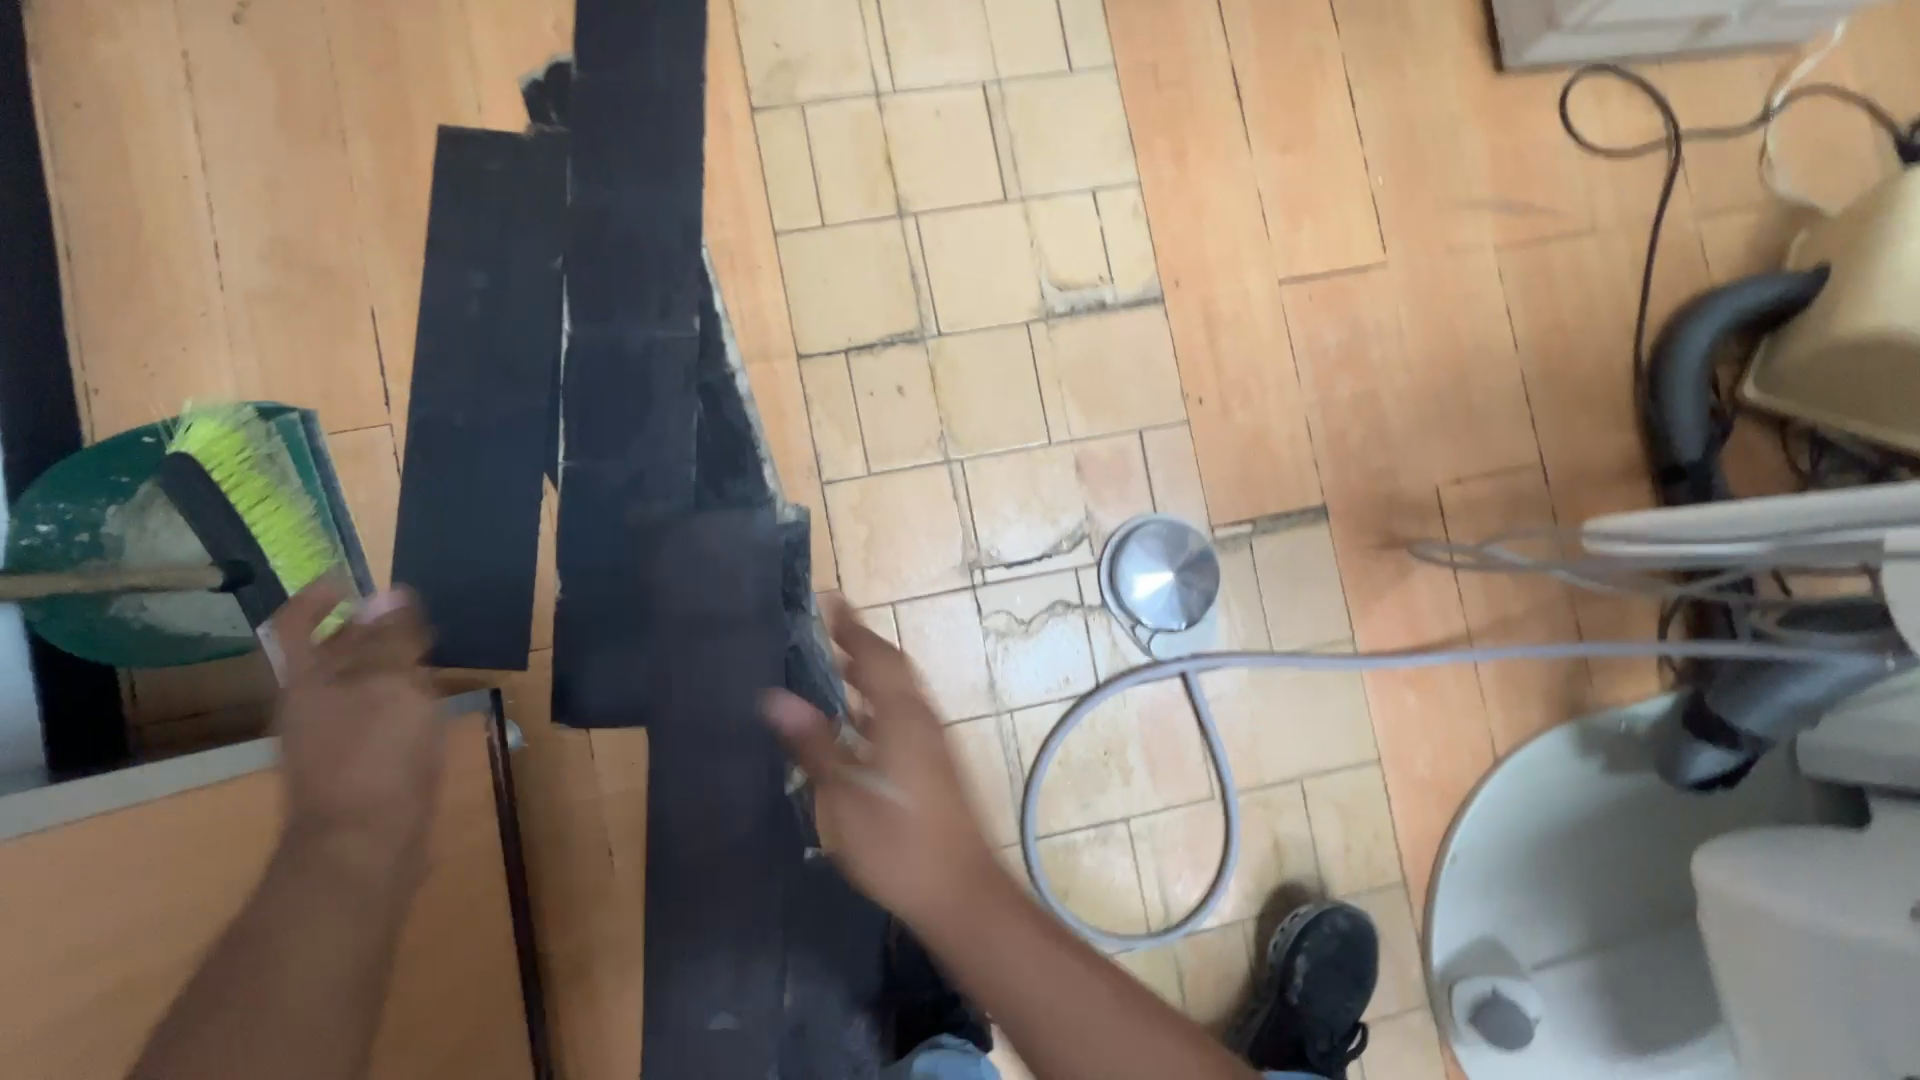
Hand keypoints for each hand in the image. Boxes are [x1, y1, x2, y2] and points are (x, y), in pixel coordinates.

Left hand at [269, 584, 445, 883]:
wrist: (363, 846)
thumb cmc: (377, 756)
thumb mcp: (390, 686)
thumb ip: (391, 640)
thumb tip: (390, 592)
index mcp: (308, 682)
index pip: (295, 625)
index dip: (318, 599)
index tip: (351, 579)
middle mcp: (309, 707)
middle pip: (326, 656)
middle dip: (361, 630)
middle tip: (406, 615)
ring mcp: (329, 741)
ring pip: (352, 688)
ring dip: (383, 666)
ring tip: (425, 655)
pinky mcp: (356, 769)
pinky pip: (371, 718)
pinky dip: (394, 701)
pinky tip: (425, 707)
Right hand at [762, 597, 1005, 930]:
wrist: (961, 891)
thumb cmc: (899, 844)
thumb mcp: (846, 796)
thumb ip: (814, 744)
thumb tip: (776, 697)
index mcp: (903, 717)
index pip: (877, 656)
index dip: (852, 628)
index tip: (831, 601)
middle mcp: (924, 721)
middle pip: (892, 672)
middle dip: (861, 649)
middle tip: (828, 634)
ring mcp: (934, 745)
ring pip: (900, 697)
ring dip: (871, 679)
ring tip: (836, 672)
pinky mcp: (936, 768)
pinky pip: (904, 719)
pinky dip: (878, 708)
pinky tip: (858, 730)